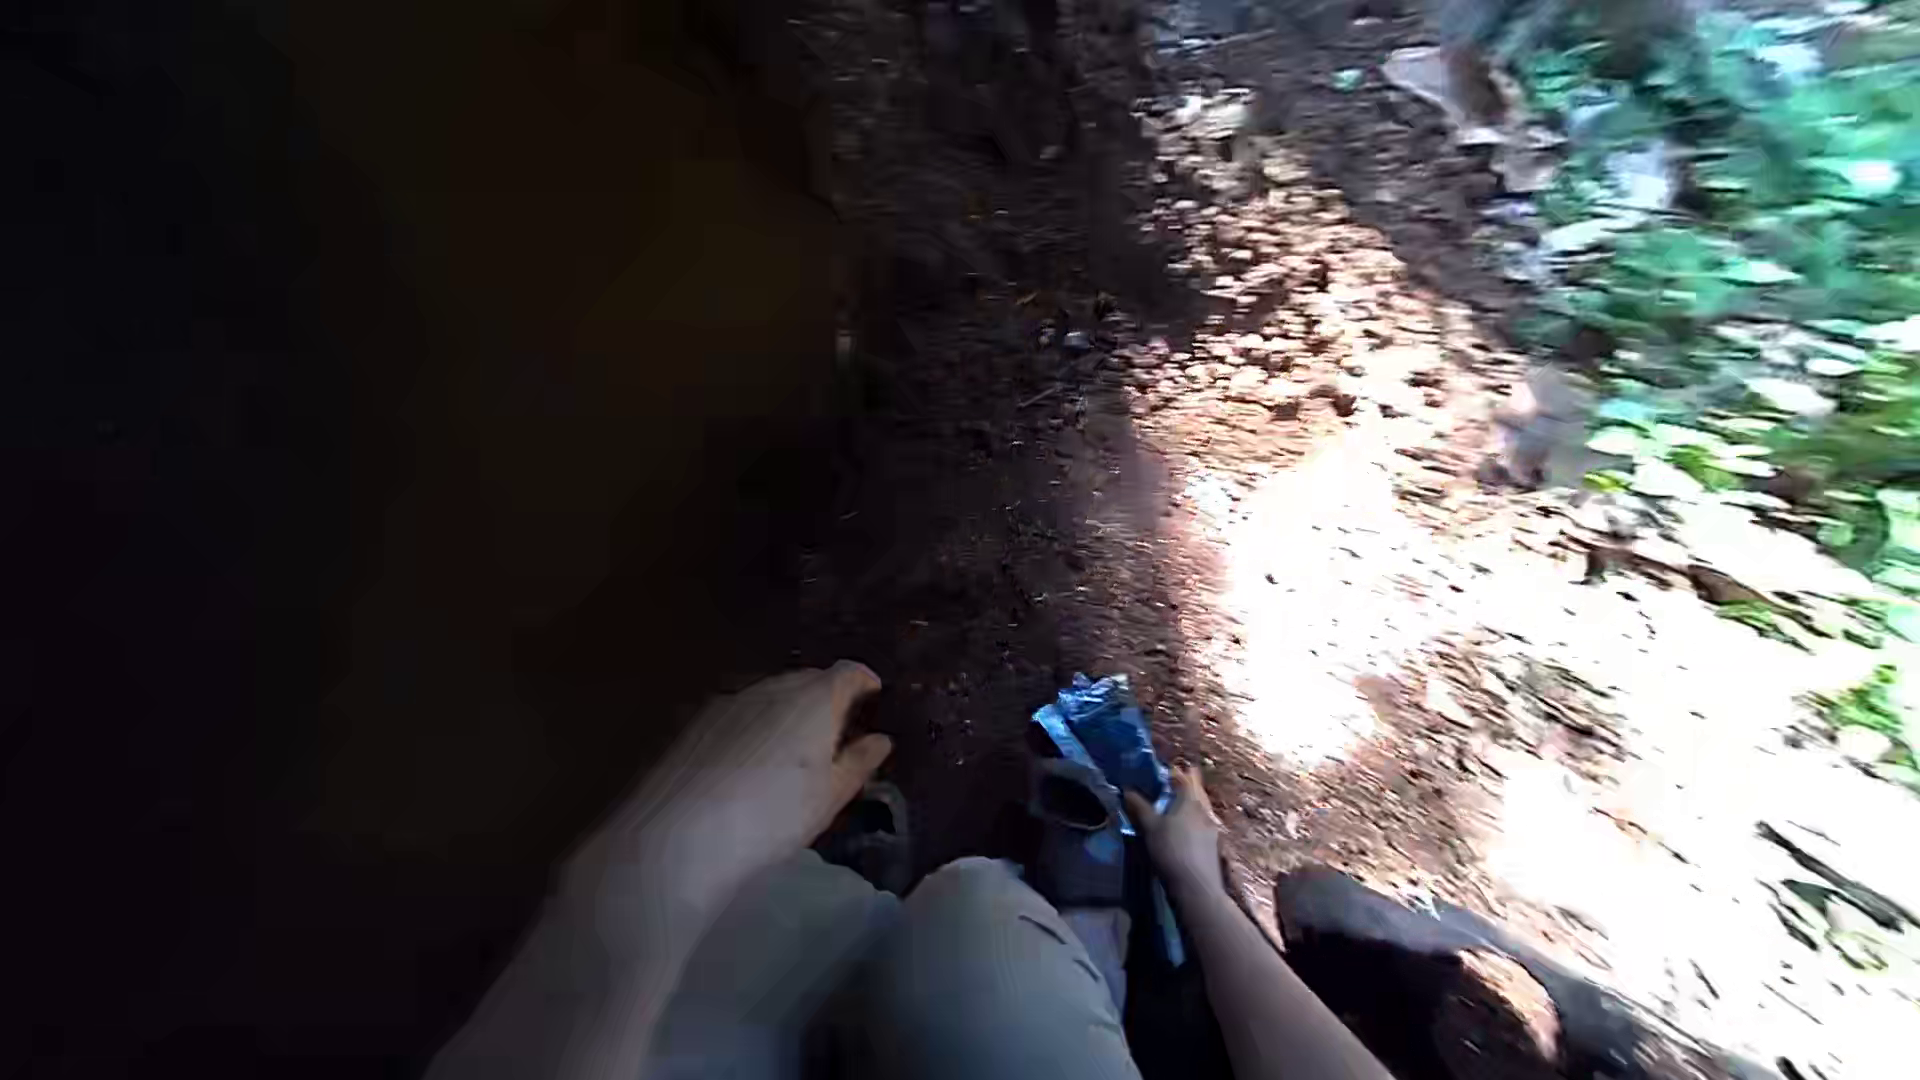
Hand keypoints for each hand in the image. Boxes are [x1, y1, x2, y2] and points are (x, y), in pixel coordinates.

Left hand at [566, 662, 890, 922]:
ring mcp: (734, 700)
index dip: (864, 680)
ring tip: (793, 744)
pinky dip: (759, 720)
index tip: (872, 695)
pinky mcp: (700, 719)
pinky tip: (750, 757)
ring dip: (792, 706)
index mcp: (815, 698)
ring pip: (775, 692)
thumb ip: (859, 761)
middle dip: (829, 693)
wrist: (679, 835)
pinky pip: (744, 708)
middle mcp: (776, 687)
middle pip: (811, 678)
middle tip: (836, 727)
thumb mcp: (830, 794)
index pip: (848, 671)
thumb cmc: (774, 814)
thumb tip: (881, 740)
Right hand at [1125, 765, 1223, 900]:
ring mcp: (1211, 828)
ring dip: (1193, 799)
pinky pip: (1204, 821)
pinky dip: (1196, 816)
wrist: (1197, 888)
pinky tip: (1189, 824)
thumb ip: (1139, 807)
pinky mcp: (1213, 844)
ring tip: (1181, 800)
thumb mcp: (1150, 827)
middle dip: (1188, 782)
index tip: (1165, 768)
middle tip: (1176, 778)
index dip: (1175, 771)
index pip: (1184, 778)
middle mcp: (1204, 810)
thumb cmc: (1171, 850)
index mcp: (1189, 800)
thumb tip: (1127, 790)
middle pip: (1197, 790)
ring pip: (1203, 806)